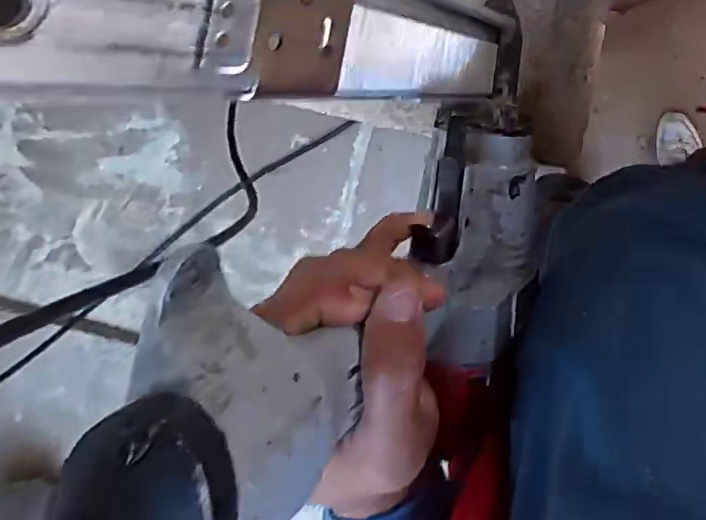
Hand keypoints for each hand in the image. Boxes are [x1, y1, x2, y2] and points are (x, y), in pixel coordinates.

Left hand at [253, 213, 446, 517]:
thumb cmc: (377, 460)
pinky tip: (414, 229)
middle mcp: (276, 338)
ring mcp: (298, 319)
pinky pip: (346, 264)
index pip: (310, 301)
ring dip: (381, 256)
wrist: (371, 475)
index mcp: (276, 373)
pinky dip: (382, 245)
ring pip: (332, 265)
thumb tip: (401, 291)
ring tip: (424, 257)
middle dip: (380, 273)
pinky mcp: (323, 308)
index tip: (424, 297)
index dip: (367, 286)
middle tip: (429, 292)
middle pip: (321, 277)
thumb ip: (393, 371)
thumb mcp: (393, 431)